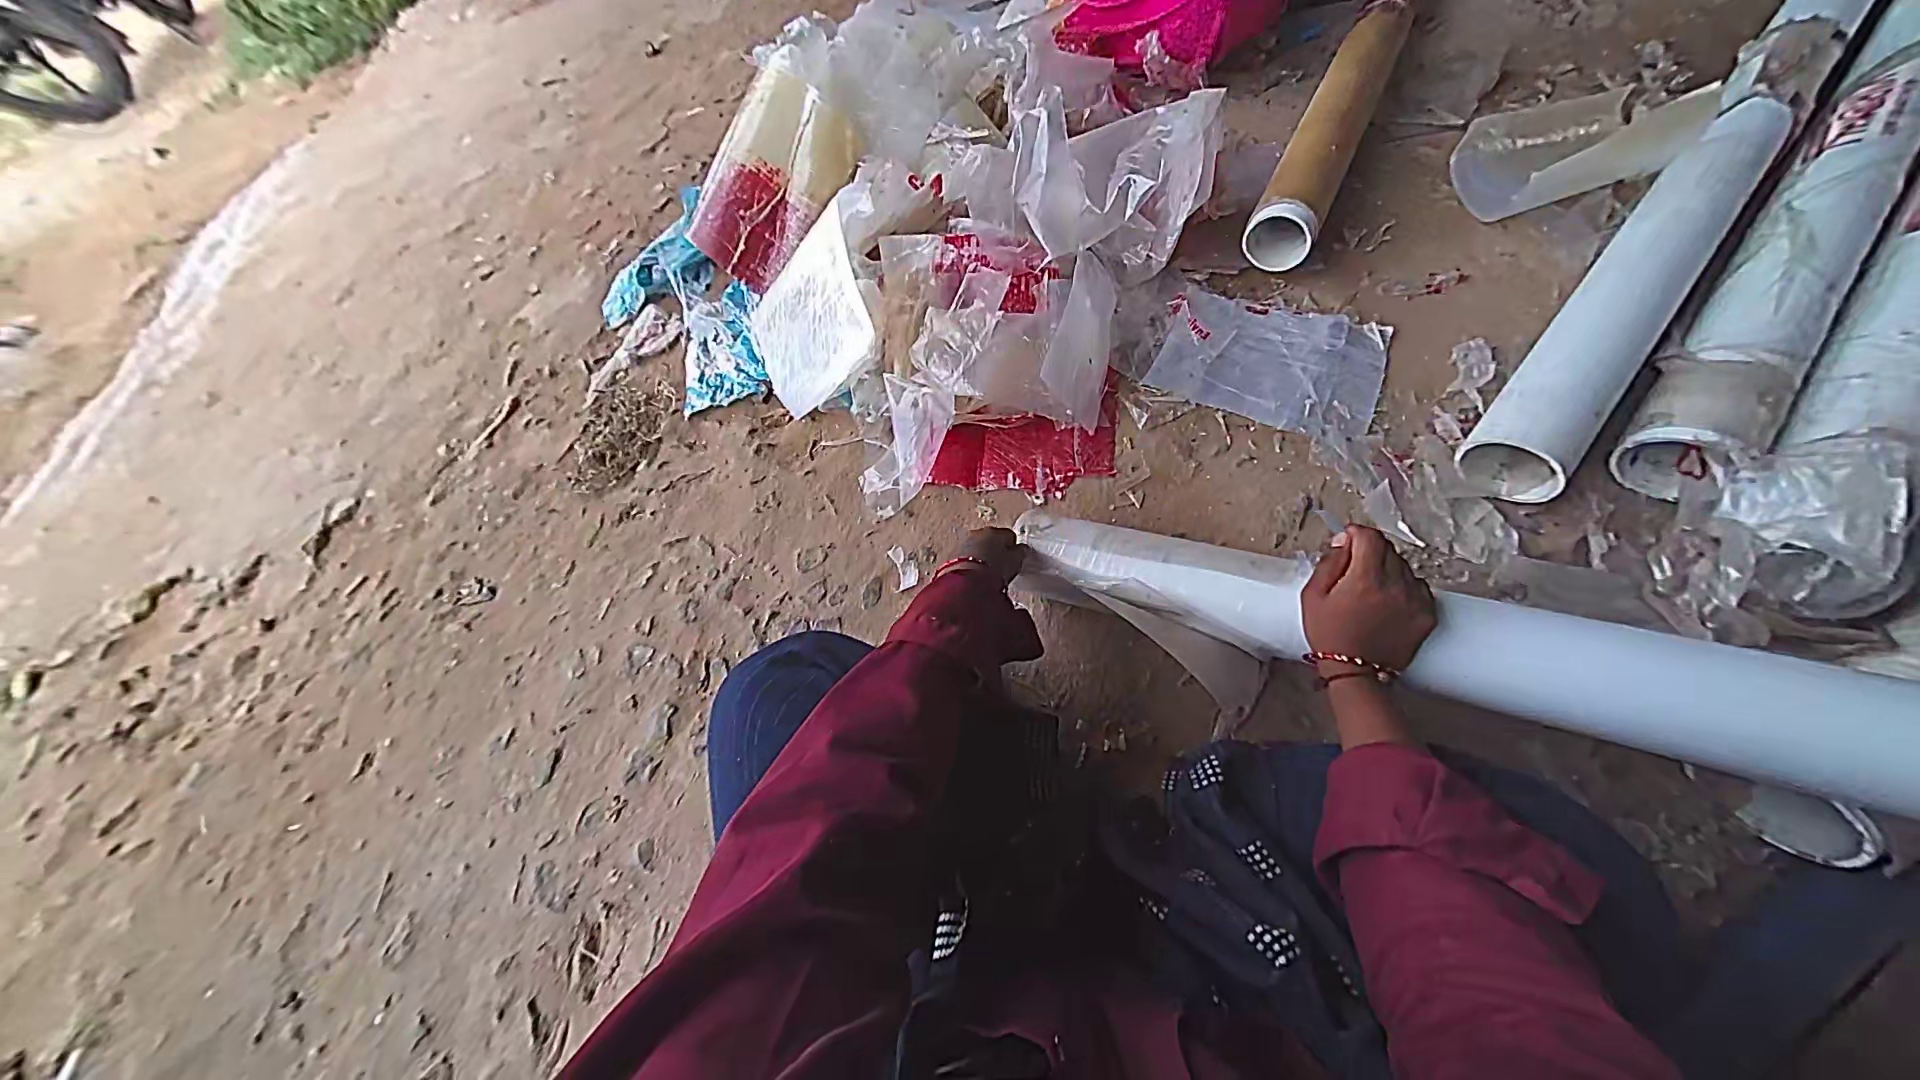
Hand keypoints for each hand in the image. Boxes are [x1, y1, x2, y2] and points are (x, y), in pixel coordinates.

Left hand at [947, 528, 1027, 588]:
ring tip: (987, 572)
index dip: (1012, 548)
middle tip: (1000, 566)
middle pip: (991, 539)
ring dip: (982, 555)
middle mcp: (978, 533)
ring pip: (977, 546)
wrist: (966, 582)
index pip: (1009, 535)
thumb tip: (1021, 550)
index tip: (1013, 558)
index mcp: (996, 532)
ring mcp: (963, 542)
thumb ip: (1020, 553)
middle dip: (995, 549)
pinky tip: (975, 574)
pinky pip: (965, 555)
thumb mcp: (1015, 563)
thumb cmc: (992, 571)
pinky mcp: (952, 554)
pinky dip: (970, 561)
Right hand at [1302, 525, 1436, 674]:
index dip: (1356, 533)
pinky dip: (1402, 586)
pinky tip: (1386, 600)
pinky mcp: (1428, 613)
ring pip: (1404, 566)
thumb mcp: (1313, 595)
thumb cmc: (1329, 633)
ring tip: (1369, 589)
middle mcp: (1396, 586)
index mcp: (1365, 579)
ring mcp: (1416, 599)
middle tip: (1353, 567)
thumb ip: (1329, 563)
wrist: (1356, 671)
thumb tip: (1344, 543)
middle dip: (1369, 551)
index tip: (1347, 538)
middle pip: (1388, 549)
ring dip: (1386, 568)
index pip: (1370, 537)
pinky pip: (1418, 586)